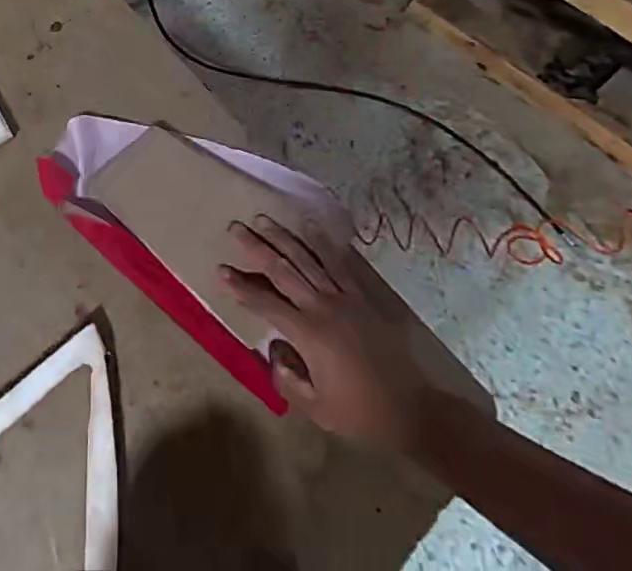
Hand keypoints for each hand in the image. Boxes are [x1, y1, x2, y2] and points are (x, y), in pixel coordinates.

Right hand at [218, 215, 438, 453]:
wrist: (409, 407)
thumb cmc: (358, 412)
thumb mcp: (314, 407)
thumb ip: (286, 378)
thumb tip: (273, 348)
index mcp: (308, 333)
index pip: (266, 303)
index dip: (242, 287)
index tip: (222, 270)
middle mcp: (323, 306)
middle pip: (284, 270)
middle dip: (257, 248)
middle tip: (236, 228)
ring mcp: (345, 297)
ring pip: (309, 258)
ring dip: (285, 237)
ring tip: (265, 219)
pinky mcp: (362, 296)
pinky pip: (339, 263)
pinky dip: (323, 243)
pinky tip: (311, 227)